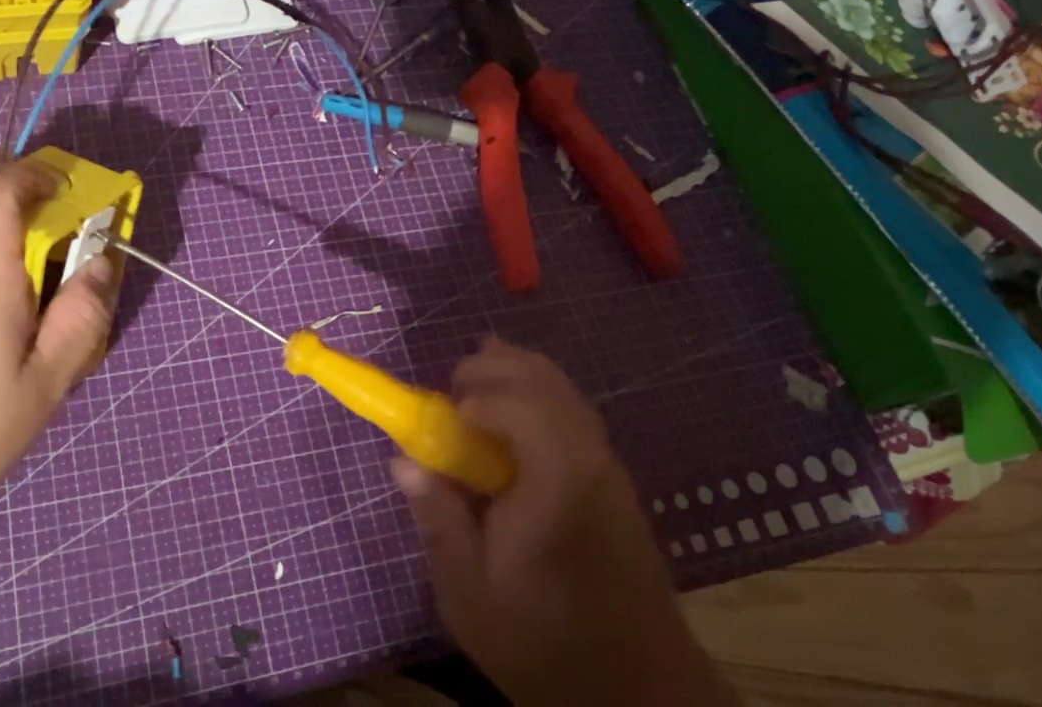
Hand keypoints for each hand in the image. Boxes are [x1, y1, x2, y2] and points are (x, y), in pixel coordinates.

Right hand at [391, 338, 736, 706]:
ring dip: (519, 375)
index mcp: (556, 484)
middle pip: (547, 383)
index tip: (445, 414)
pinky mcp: (614, 487)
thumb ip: (440, 521)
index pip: (523, 404)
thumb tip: (404, 462)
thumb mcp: (471, 594)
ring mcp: (609, 472)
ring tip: (478, 375)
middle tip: (454, 381)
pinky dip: (540, 398)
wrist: (638, 691)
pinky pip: (575, 417)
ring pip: (566, 394)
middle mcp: (590, 462)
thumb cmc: (544, 643)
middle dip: (497, 367)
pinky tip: (514, 414)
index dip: (479, 393)